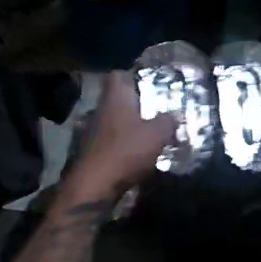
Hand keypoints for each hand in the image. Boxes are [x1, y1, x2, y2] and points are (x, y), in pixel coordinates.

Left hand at [63, 71, 175, 200]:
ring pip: (109, 122)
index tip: (149, 85)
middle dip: (132, 106)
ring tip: (144, 137)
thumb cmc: (126, 152)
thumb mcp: (157, 135)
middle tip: (153, 114)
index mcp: (114, 98)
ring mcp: (87, 132)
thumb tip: (174, 115)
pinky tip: (130, 156)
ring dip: (124, 128)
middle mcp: (97, 110)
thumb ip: (168, 122)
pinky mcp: (86, 153)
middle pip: (115, 100)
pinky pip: (105, 142)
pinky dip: (117, 146)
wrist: (92, 186)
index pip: (118, 75)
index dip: (133, 76)